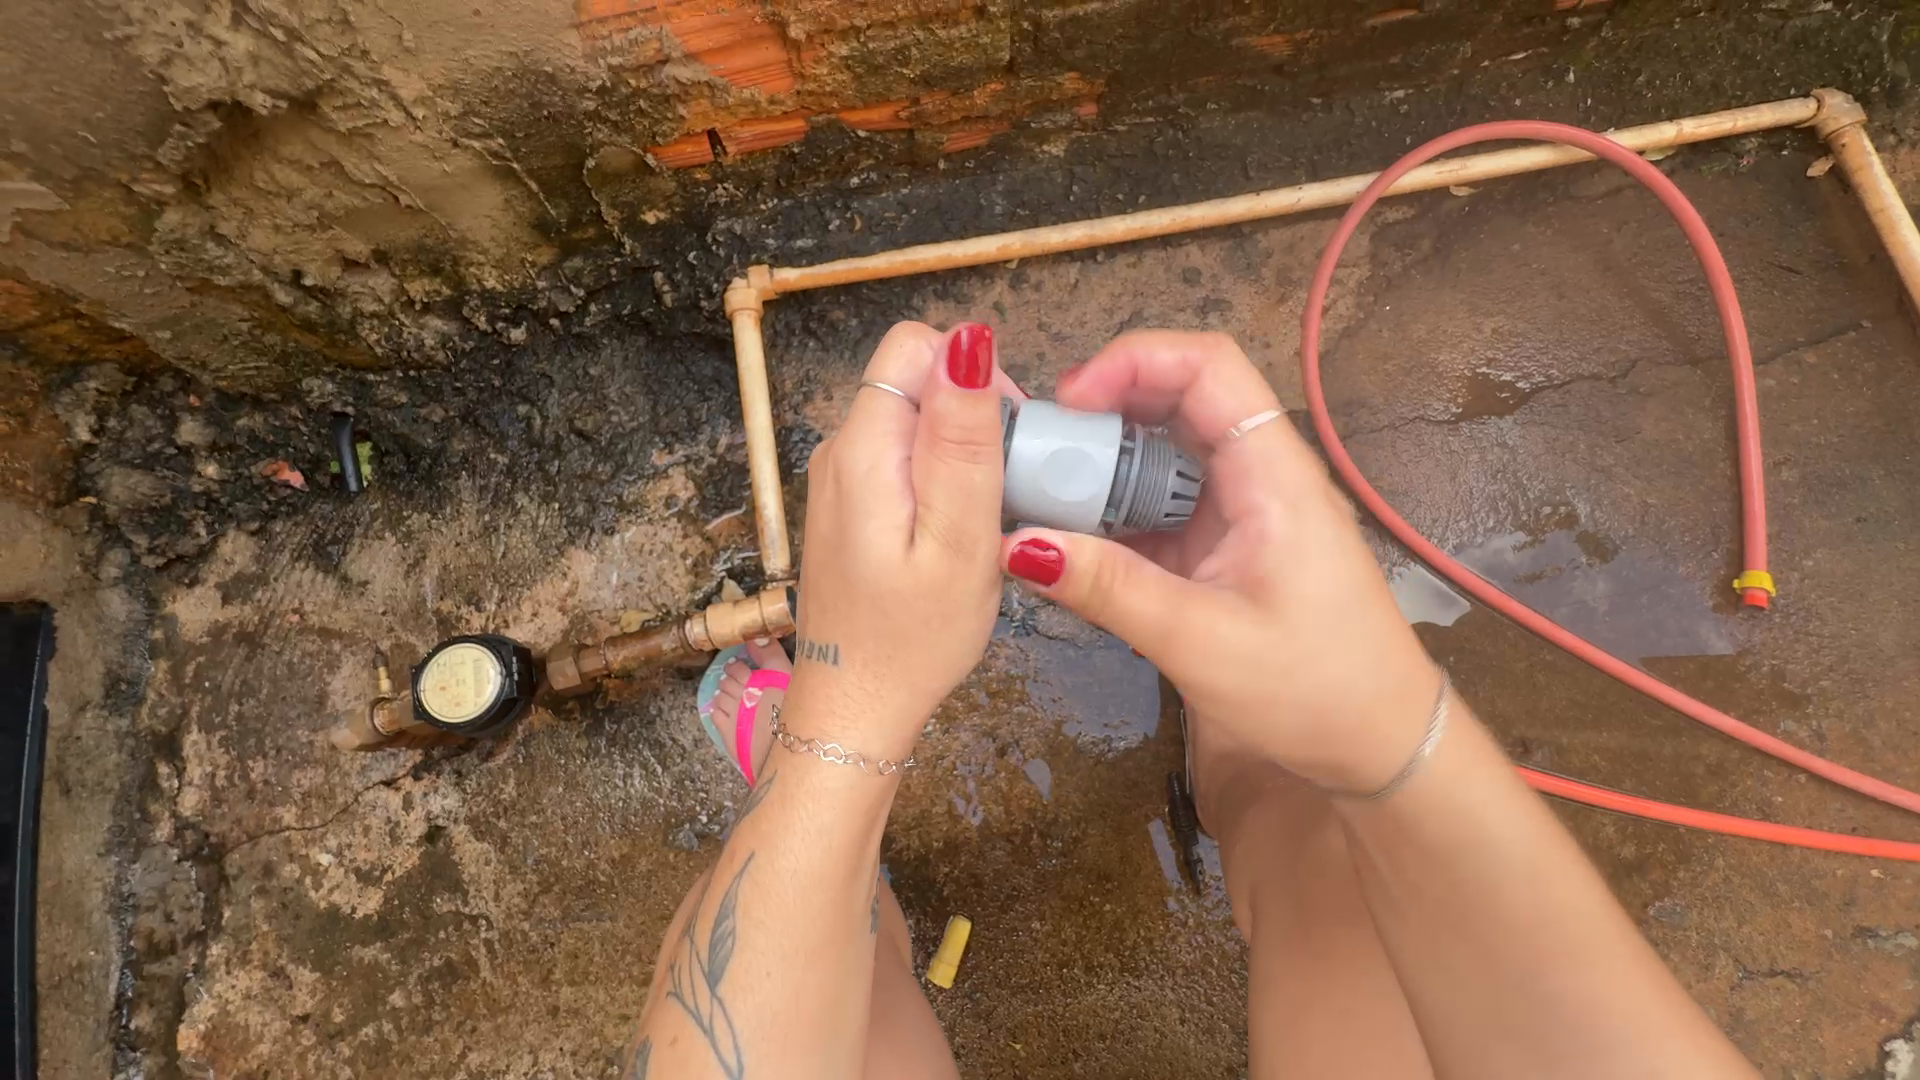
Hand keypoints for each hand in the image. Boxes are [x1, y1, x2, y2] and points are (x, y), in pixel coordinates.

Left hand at [784, 321, 1023, 760]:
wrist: (856, 705)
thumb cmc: (915, 636)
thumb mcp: (958, 539)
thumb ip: (963, 439)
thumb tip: (968, 339)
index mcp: (863, 447)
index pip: (915, 347)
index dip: (971, 376)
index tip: (1004, 443)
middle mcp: (839, 450)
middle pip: (913, 382)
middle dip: (969, 417)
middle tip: (998, 493)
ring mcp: (838, 480)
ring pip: (910, 422)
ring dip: (956, 452)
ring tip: (978, 519)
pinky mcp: (847, 506)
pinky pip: (899, 461)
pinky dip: (935, 479)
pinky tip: (950, 533)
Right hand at [998, 330, 1441, 792]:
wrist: (1376, 745)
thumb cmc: (1313, 689)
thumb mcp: (1201, 642)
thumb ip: (1110, 590)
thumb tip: (1017, 546)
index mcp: (1271, 475)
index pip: (1208, 367)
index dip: (1133, 361)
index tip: (1068, 402)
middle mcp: (1255, 477)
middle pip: (1176, 401)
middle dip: (1102, 411)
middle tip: (1039, 450)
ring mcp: (1237, 511)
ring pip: (1161, 455)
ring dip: (1101, 466)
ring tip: (1042, 494)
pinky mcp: (1220, 546)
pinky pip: (1158, 507)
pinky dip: (1112, 514)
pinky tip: (1072, 541)